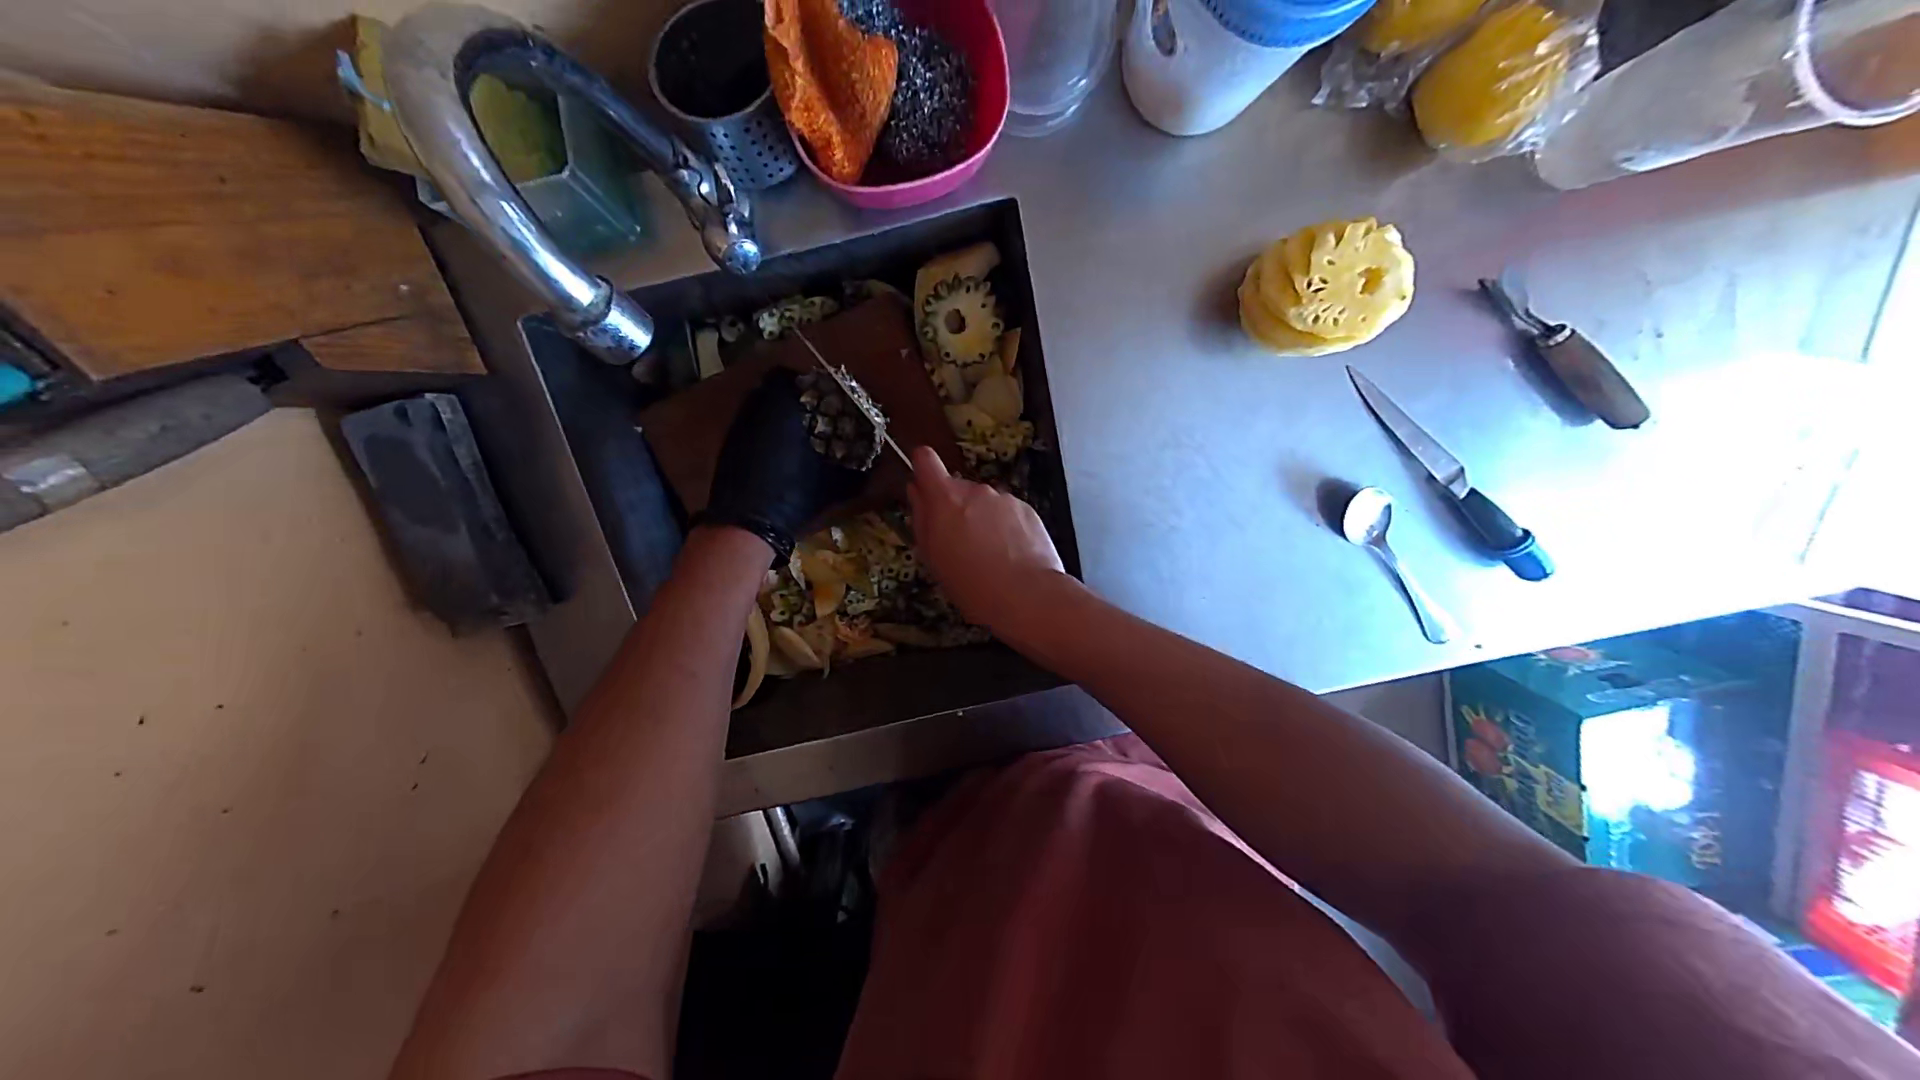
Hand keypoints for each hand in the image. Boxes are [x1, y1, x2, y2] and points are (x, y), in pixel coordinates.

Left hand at [704, 368, 863, 561]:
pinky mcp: (728, 447)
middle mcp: (754, 410)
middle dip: (790, 397)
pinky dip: (762, 432)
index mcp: (780, 408)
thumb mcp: (833, 484)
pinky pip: (748, 427)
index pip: (785, 376)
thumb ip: (856, 469)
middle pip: (769, 389)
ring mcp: (737, 428)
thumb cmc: (794, 493)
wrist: (747, 523)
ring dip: (775, 414)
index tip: (820, 394)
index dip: (804, 382)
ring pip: (757, 408)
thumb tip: (873, 461)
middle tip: (811, 412)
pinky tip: (776, 453)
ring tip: (795, 432)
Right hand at [906, 446, 1066, 633]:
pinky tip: (1011, 555)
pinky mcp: (1028, 509)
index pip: (925, 460)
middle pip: (957, 488)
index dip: (922, 466)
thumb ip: (922, 518)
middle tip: (959, 543)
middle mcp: (975, 490)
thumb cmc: (970, 583)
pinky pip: (1008, 513)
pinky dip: (1006, 528)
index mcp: (945, 499)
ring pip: (984, 502)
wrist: (1027, 595)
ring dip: (982, 519)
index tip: (922, 483)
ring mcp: (1004, 498)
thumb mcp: (932, 557)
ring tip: (990, 555)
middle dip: (955, 508)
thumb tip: (915, 490)